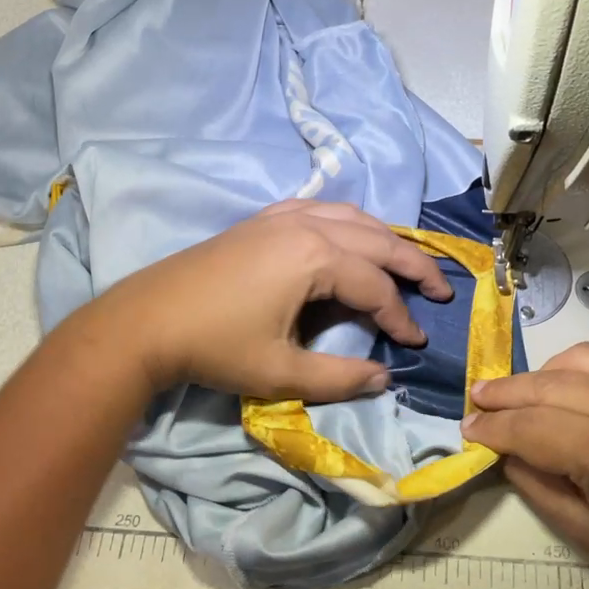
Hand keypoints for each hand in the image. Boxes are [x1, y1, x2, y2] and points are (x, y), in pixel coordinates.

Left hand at [69, 200, 451, 401]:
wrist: (146, 321)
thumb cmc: (214, 346)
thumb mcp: (280, 372)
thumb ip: (340, 378)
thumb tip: (385, 379)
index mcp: (314, 258)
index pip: (376, 287)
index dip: (401, 316)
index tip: (416, 342)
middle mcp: (305, 226)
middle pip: (376, 240)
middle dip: (413, 265)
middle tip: (442, 289)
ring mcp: (281, 216)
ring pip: (351, 217)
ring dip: (384, 239)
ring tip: (405, 262)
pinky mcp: (262, 220)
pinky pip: (319, 209)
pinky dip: (347, 222)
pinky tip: (349, 236)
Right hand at [462, 332, 588, 588]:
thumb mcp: (586, 538)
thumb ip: (536, 484)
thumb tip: (503, 448)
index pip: (531, 425)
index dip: (492, 427)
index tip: (467, 427)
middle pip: (552, 385)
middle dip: (508, 394)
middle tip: (480, 400)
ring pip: (587, 357)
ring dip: (548, 372)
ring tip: (526, 391)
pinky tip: (585, 372)